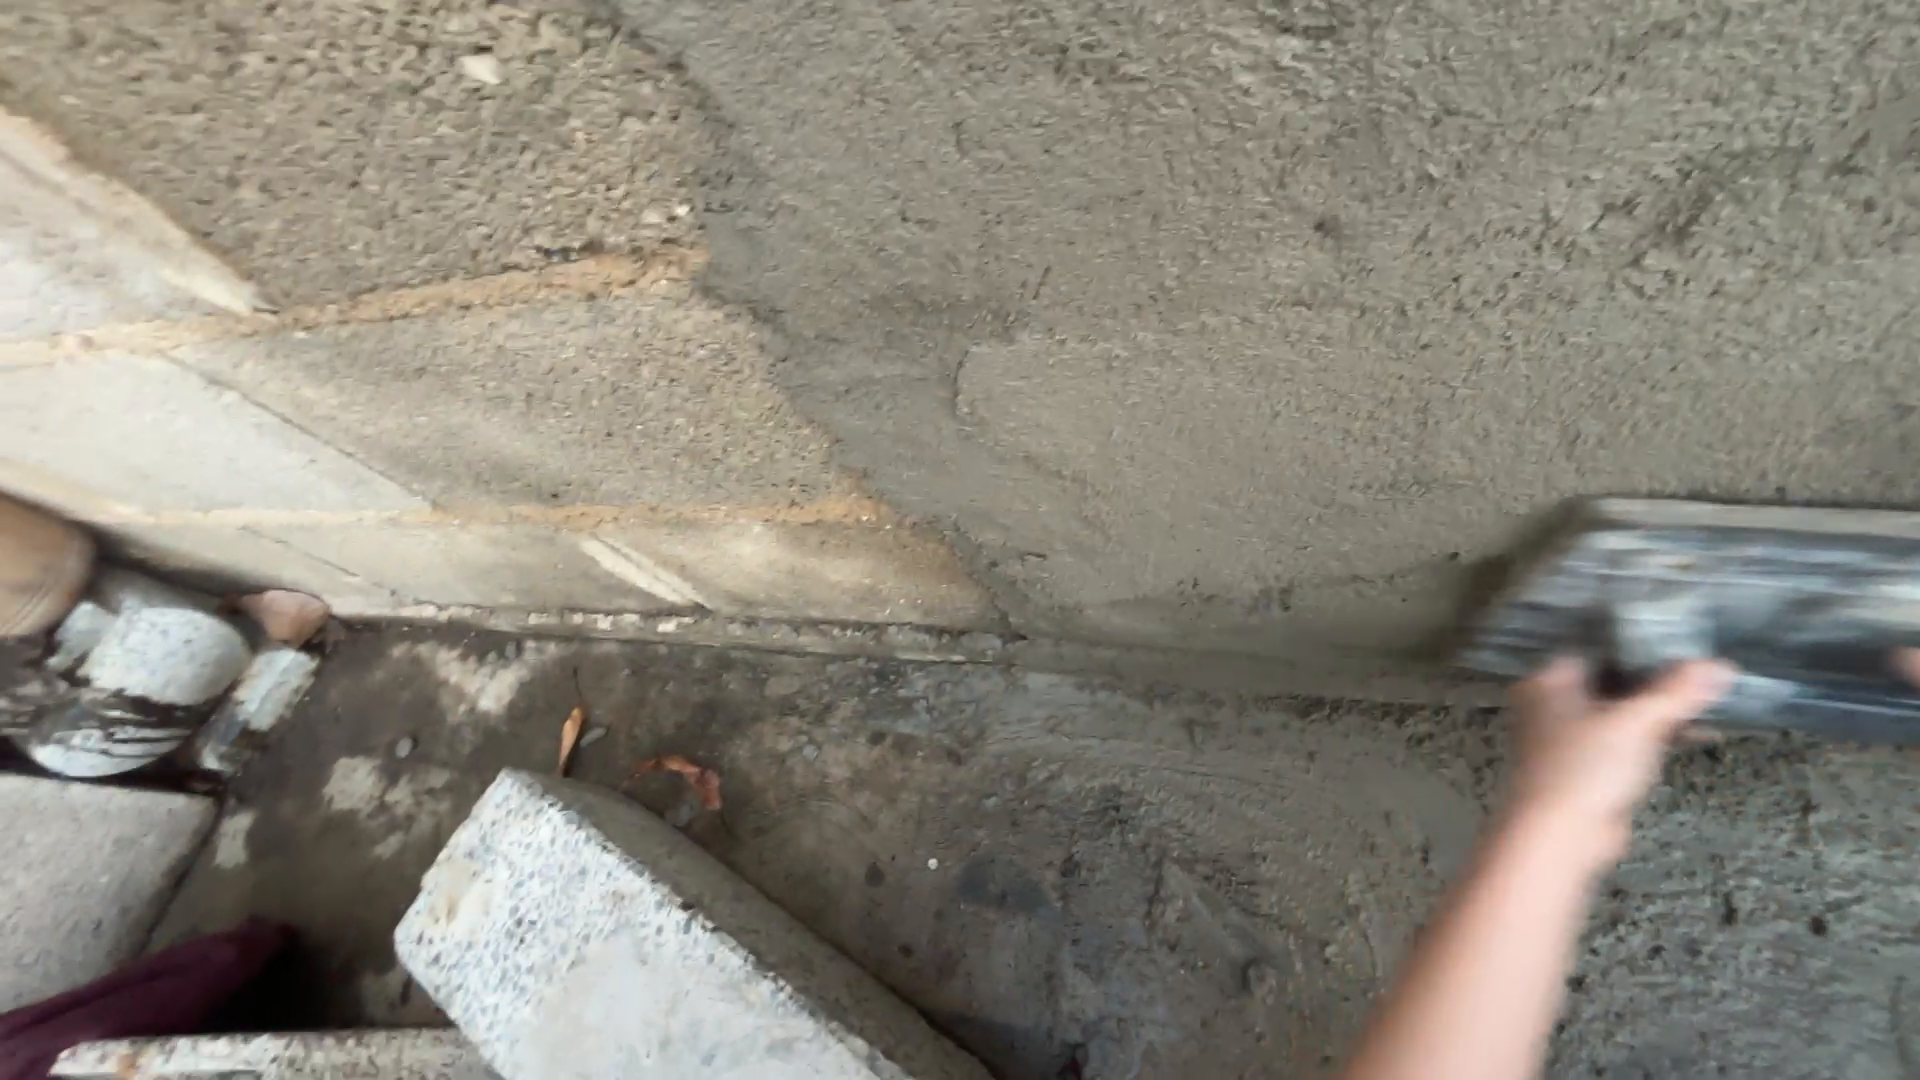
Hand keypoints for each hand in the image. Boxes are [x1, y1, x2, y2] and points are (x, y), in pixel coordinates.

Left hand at [1505, 657, 1735, 867]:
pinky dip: (1656, 732)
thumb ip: (1674, 693)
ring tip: (1712, 700)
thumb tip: (1718, 665)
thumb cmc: (1583, 767)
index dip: (1636, 645)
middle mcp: (1550, 702)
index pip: (1593, 649)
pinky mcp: (1587, 761)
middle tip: (1707, 673)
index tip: (1684, 642)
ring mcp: (1567, 733)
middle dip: (1656, 678)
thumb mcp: (1633, 723)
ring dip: (1661, 707)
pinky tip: (1700, 732)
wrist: (1560, 830)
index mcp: (1546, 682)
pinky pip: (1626, 736)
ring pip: (1620, 709)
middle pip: (1609, 679)